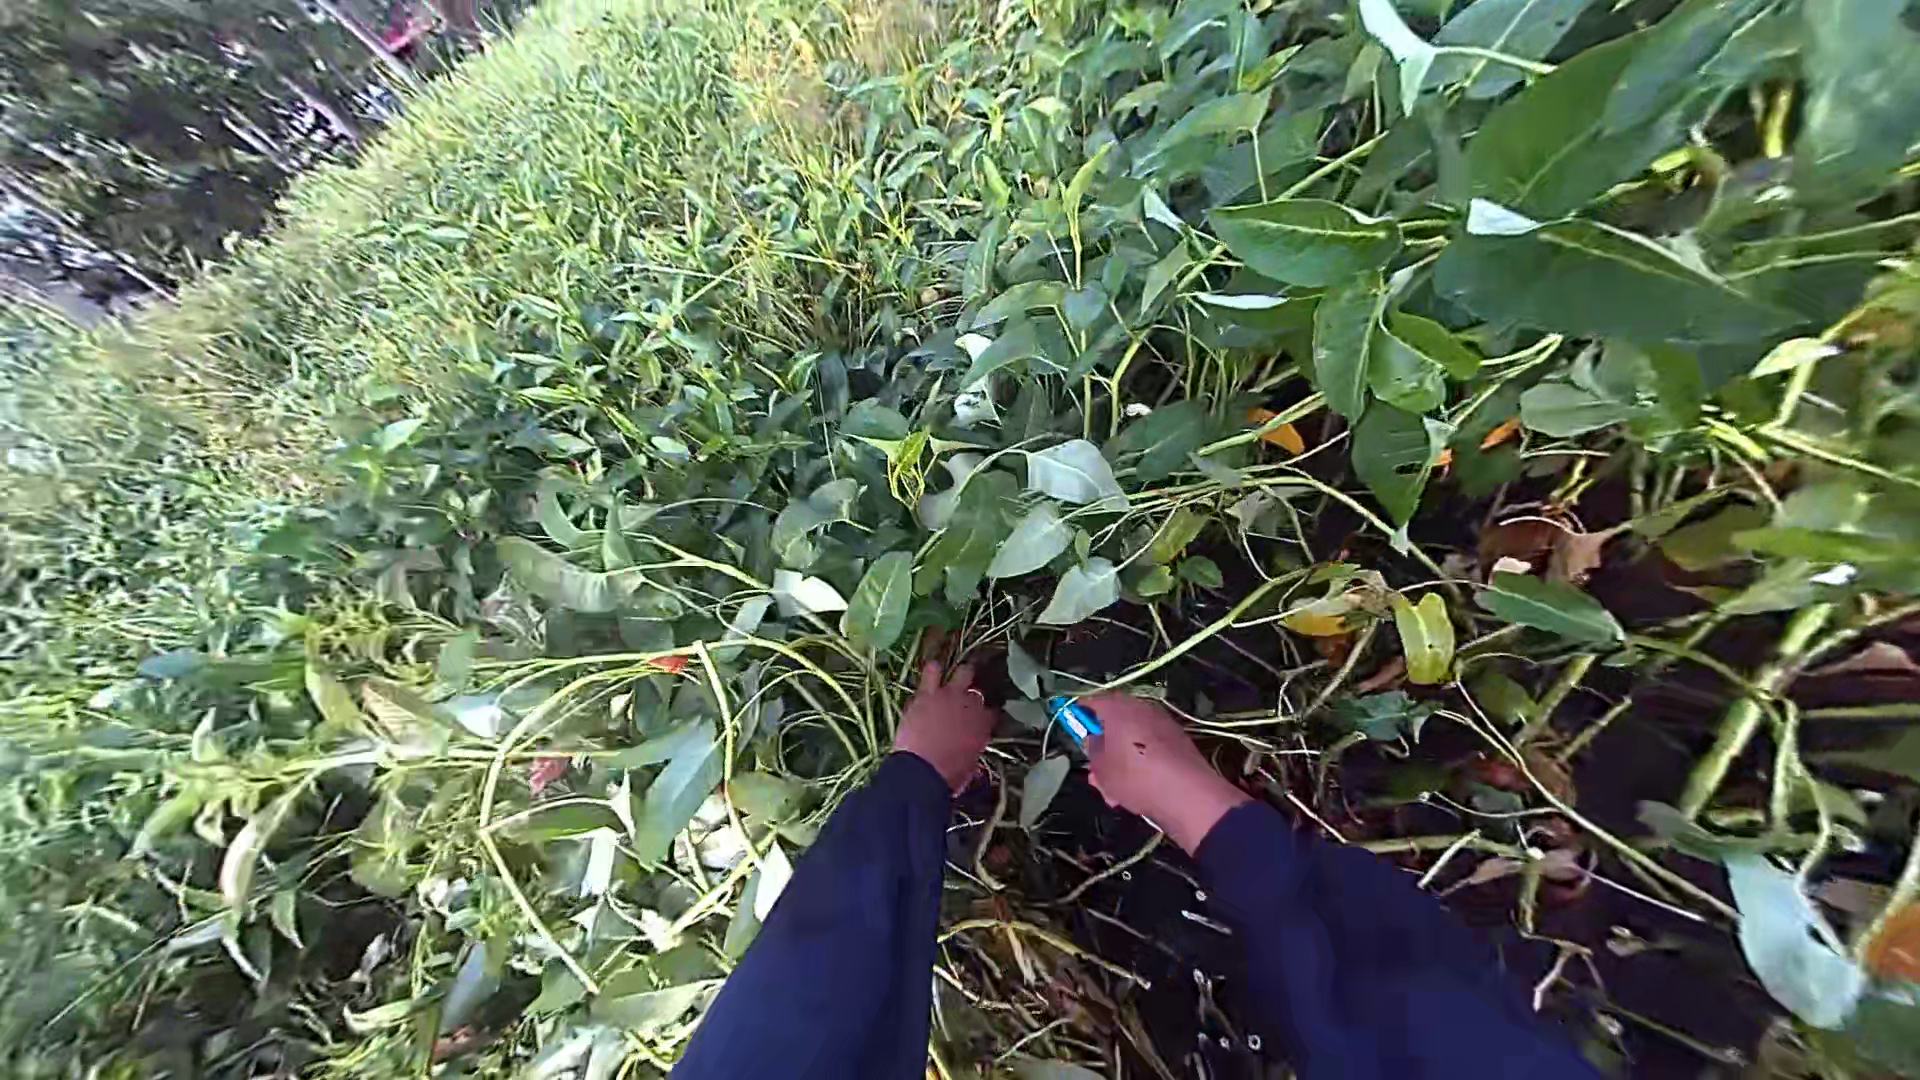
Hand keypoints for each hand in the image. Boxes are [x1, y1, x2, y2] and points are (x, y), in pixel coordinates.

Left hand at [893, 658, 994, 791]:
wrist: (922, 770)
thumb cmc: (948, 775)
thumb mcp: (970, 765)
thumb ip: (973, 747)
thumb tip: (971, 746)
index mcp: (984, 725)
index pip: (992, 713)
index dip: (988, 716)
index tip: (983, 720)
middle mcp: (971, 705)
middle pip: (979, 690)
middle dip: (976, 693)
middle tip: (969, 698)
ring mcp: (949, 695)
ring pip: (962, 673)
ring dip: (960, 676)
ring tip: (955, 679)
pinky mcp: (927, 693)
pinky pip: (932, 672)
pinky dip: (933, 670)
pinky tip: (933, 669)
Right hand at [1082, 692, 1249, 854]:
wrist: (1189, 795)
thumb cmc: (1135, 777)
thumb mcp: (1101, 768)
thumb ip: (1091, 749)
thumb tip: (1093, 739)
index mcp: (1118, 707)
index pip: (1091, 702)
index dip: (1079, 716)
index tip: (1075, 732)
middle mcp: (1141, 708)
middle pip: (1113, 721)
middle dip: (1102, 746)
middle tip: (1095, 770)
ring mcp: (1162, 722)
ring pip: (1131, 738)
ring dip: (1120, 759)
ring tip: (1115, 791)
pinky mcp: (1178, 740)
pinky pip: (1150, 746)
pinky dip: (1140, 761)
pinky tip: (1138, 788)